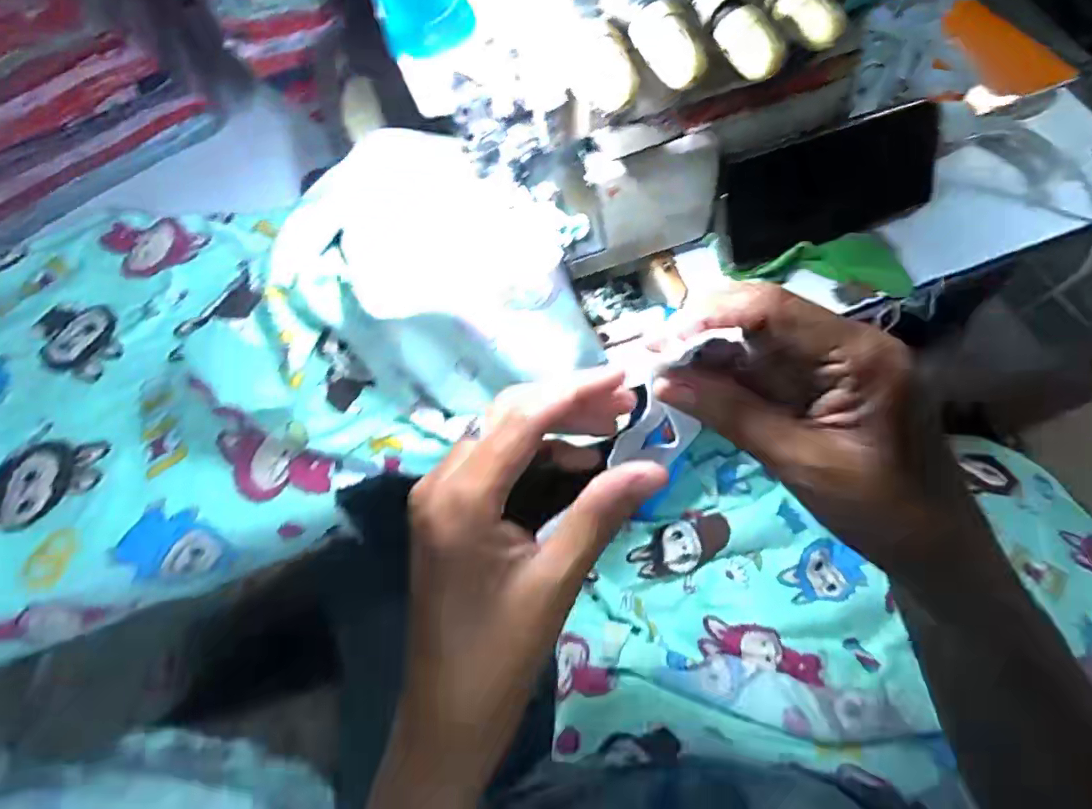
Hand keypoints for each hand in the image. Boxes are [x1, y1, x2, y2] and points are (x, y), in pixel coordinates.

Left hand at [372, 368, 668, 807]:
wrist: (447, 714)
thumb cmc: (500, 654)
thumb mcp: (556, 580)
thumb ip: (599, 513)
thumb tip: (654, 466)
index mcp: (460, 497)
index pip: (520, 420)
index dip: (574, 392)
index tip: (622, 377)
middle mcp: (440, 481)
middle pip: (506, 415)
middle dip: (565, 401)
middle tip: (623, 403)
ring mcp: (437, 492)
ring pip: (499, 432)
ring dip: (552, 424)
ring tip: (609, 426)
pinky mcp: (446, 507)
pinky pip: (493, 459)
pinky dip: (534, 451)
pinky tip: (575, 462)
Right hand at [652, 282, 982, 575]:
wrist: (935, 548)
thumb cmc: (880, 512)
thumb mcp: (799, 463)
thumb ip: (732, 414)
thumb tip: (665, 381)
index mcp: (861, 355)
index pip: (774, 310)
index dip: (711, 316)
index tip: (664, 341)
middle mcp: (850, 341)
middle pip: (763, 310)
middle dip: (704, 325)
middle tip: (655, 350)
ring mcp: (837, 357)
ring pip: (758, 332)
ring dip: (709, 345)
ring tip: (661, 361)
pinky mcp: (824, 376)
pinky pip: (766, 359)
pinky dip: (727, 366)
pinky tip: (692, 374)